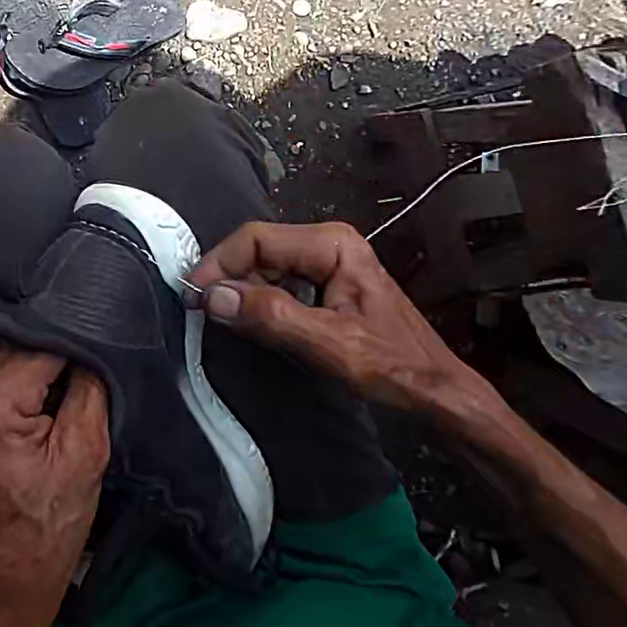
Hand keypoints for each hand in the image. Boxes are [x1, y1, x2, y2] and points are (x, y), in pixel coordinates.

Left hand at [0, 348, 108, 626]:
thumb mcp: (85, 453)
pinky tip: (64, 407)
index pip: (46, 333)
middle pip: (31, 340)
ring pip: (26, 356)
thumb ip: (91, 387)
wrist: (7, 580)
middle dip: (71, 350)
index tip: (112, 343)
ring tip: (84, 396)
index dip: (84, 334)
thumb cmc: (40, 534)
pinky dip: (45, 384)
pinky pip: (18, 379)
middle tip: (103, 374)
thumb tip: (97, 346)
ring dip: (59, 368)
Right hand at [186, 221, 490, 416]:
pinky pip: (278, 281)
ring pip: (264, 265)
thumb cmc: (394, 365)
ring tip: (226, 319)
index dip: (219, 264)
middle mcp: (329, 244)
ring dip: (241, 290)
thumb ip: (269, 316)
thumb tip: (215, 297)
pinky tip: (252, 320)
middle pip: (258, 248)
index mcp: (333, 245)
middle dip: (227, 277)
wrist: (433, 387)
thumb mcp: (326, 343)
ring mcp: (327, 261)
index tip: (194, 293)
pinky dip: (258, 299)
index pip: (256, 239)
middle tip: (203, 310)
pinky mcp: (324, 281)